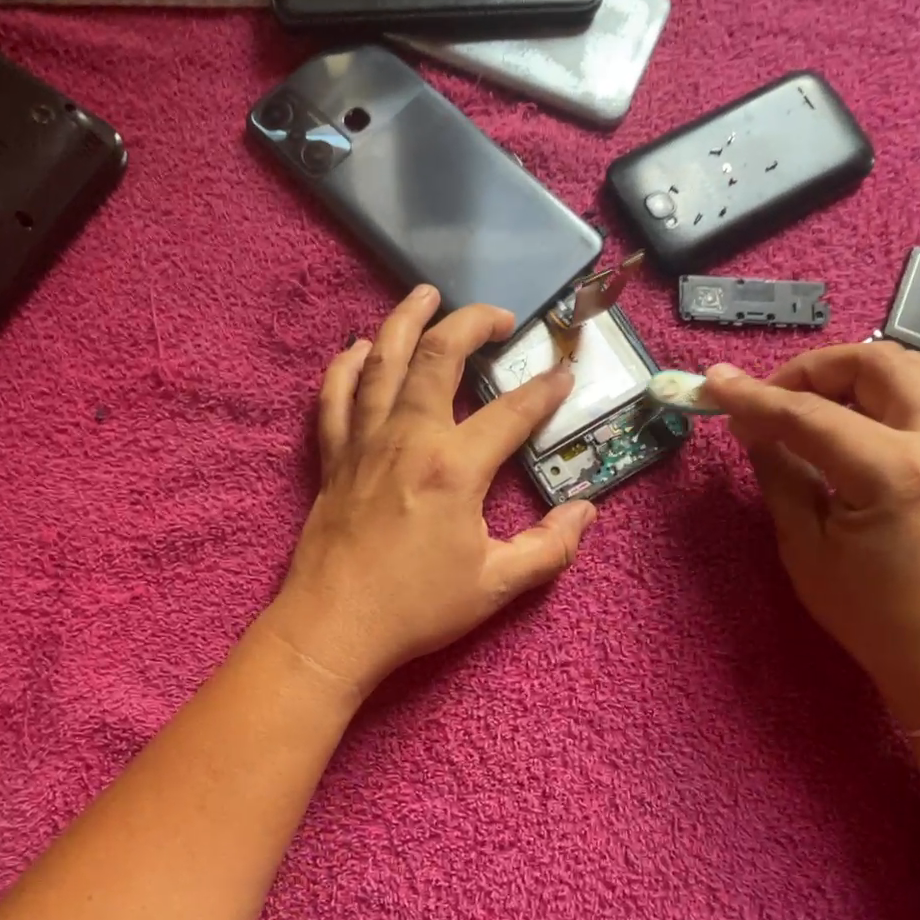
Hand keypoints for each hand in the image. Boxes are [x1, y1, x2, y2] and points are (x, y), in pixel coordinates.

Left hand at [258, 286, 597, 696]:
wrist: (334, 625)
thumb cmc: (416, 607)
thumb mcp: (496, 586)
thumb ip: (549, 549)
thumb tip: (586, 513)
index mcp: (454, 466)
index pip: (511, 411)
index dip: (544, 389)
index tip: (563, 373)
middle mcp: (408, 436)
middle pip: (439, 356)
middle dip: (471, 323)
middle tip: (496, 314)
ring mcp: (364, 441)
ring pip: (382, 360)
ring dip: (405, 320)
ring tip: (424, 294)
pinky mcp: (333, 457)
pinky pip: (334, 396)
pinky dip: (345, 365)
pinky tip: (358, 348)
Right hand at [701, 343, 919, 724]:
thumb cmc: (870, 614)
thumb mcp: (806, 548)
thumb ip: (781, 475)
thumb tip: (753, 428)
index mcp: (892, 473)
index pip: (809, 414)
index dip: (754, 397)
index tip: (715, 386)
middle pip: (875, 361)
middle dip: (812, 369)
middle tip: (770, 400)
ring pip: (903, 372)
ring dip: (846, 378)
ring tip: (802, 411)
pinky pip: (918, 400)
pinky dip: (872, 399)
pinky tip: (840, 431)